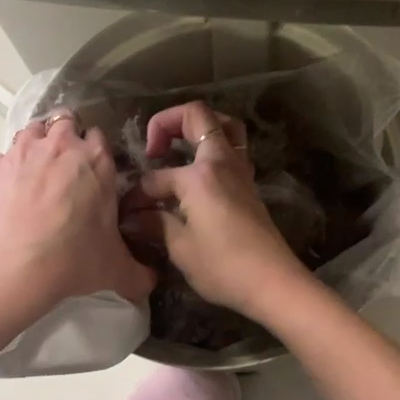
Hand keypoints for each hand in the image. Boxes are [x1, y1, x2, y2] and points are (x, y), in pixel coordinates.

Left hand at [0, 109, 154, 308]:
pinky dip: (7, 168)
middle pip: (66, 123)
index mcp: (97, 160)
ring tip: (37, 173)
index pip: (100, 137)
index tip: (92, 175)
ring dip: (37, 145)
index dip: (95, 154)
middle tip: (65, 171)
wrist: (17, 268)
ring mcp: (24, 151)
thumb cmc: (74, 260)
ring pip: (33, 131)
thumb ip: (140, 274)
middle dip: (66, 140)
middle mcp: (61, 145)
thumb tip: (153, 281)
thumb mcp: (118, 271)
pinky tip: (10, 190)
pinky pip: (3, 156)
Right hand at [136, 101, 314, 315]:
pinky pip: (231, 151)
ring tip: (178, 149)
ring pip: (225, 128)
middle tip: (154, 149)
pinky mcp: (248, 187)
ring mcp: (240, 173)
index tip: (126, 214)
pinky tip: (196, 176)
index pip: (157, 176)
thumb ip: (154, 224)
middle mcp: (221, 163)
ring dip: (199, 129)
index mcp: (200, 175)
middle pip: (199, 116)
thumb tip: (129, 218)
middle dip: (169, 122)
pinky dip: (212, 150)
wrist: (273, 283)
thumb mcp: (180, 248)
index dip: (137, 194)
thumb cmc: (223, 266)